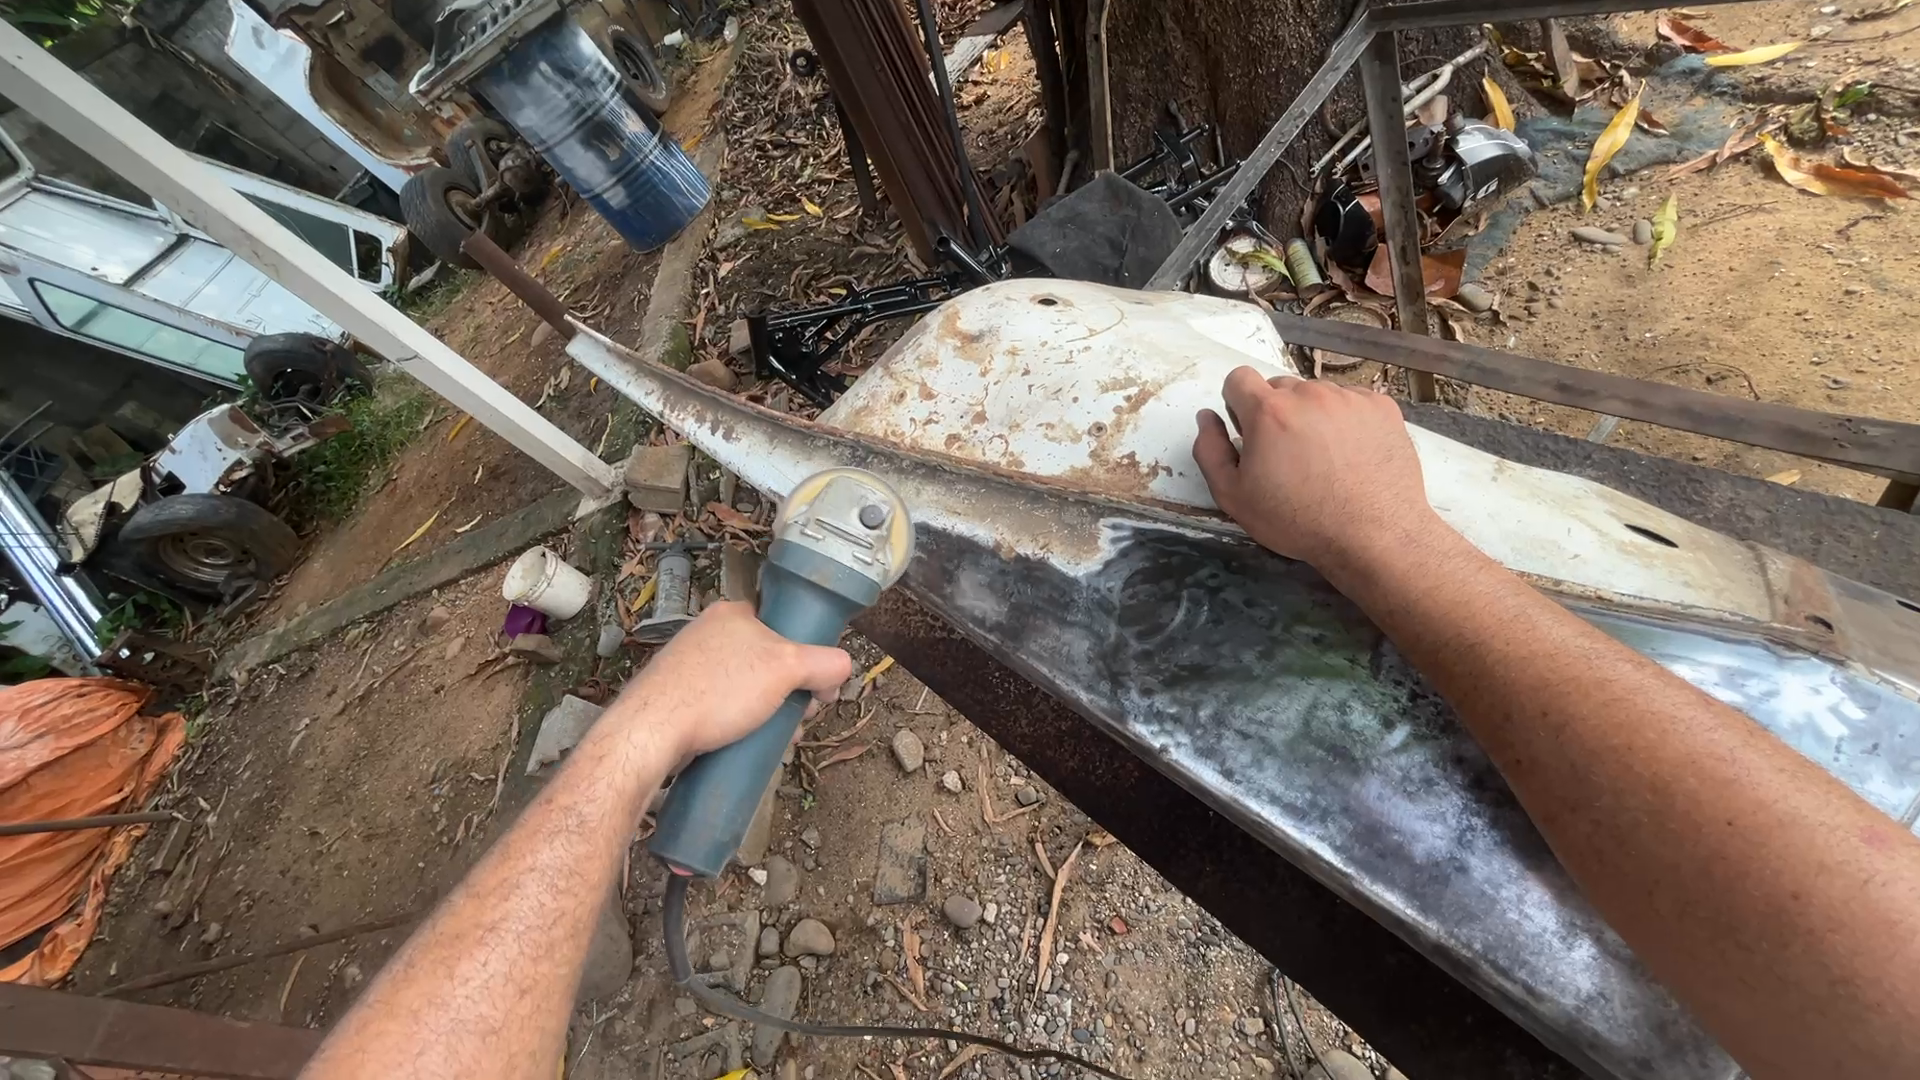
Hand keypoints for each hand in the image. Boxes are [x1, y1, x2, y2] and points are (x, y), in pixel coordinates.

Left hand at [607, 602, 851, 758]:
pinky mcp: (677, 696)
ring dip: (770, 711)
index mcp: (733, 613)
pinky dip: (742, 721)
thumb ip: (825, 663)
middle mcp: (710, 632)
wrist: (651, 733)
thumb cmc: (719, 691)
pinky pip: (723, 705)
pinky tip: (749, 742)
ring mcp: (690, 665)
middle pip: (769, 659)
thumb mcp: (788, 669)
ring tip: (778, 737)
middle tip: (800, 716)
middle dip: (791, 690)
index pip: (783, 624)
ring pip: (748, 686)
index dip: (808, 654)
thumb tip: (844, 668)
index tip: (816, 685)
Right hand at [1192, 368, 1437, 572]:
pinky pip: (1350, 402)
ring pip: (1315, 395)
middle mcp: (1309, 393)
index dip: (1237, 404)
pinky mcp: (1382, 407)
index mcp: (1268, 411)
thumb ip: (1210, 450)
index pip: (1239, 378)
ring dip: (1309, 416)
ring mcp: (1349, 398)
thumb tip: (1206, 417)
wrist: (1372, 535)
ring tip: (1321, 457)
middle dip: (1274, 413)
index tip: (1248, 433)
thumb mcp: (1232, 496)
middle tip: (1285, 454)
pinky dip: (1344, 420)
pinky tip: (1349, 454)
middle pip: (1278, 387)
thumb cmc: (1295, 519)